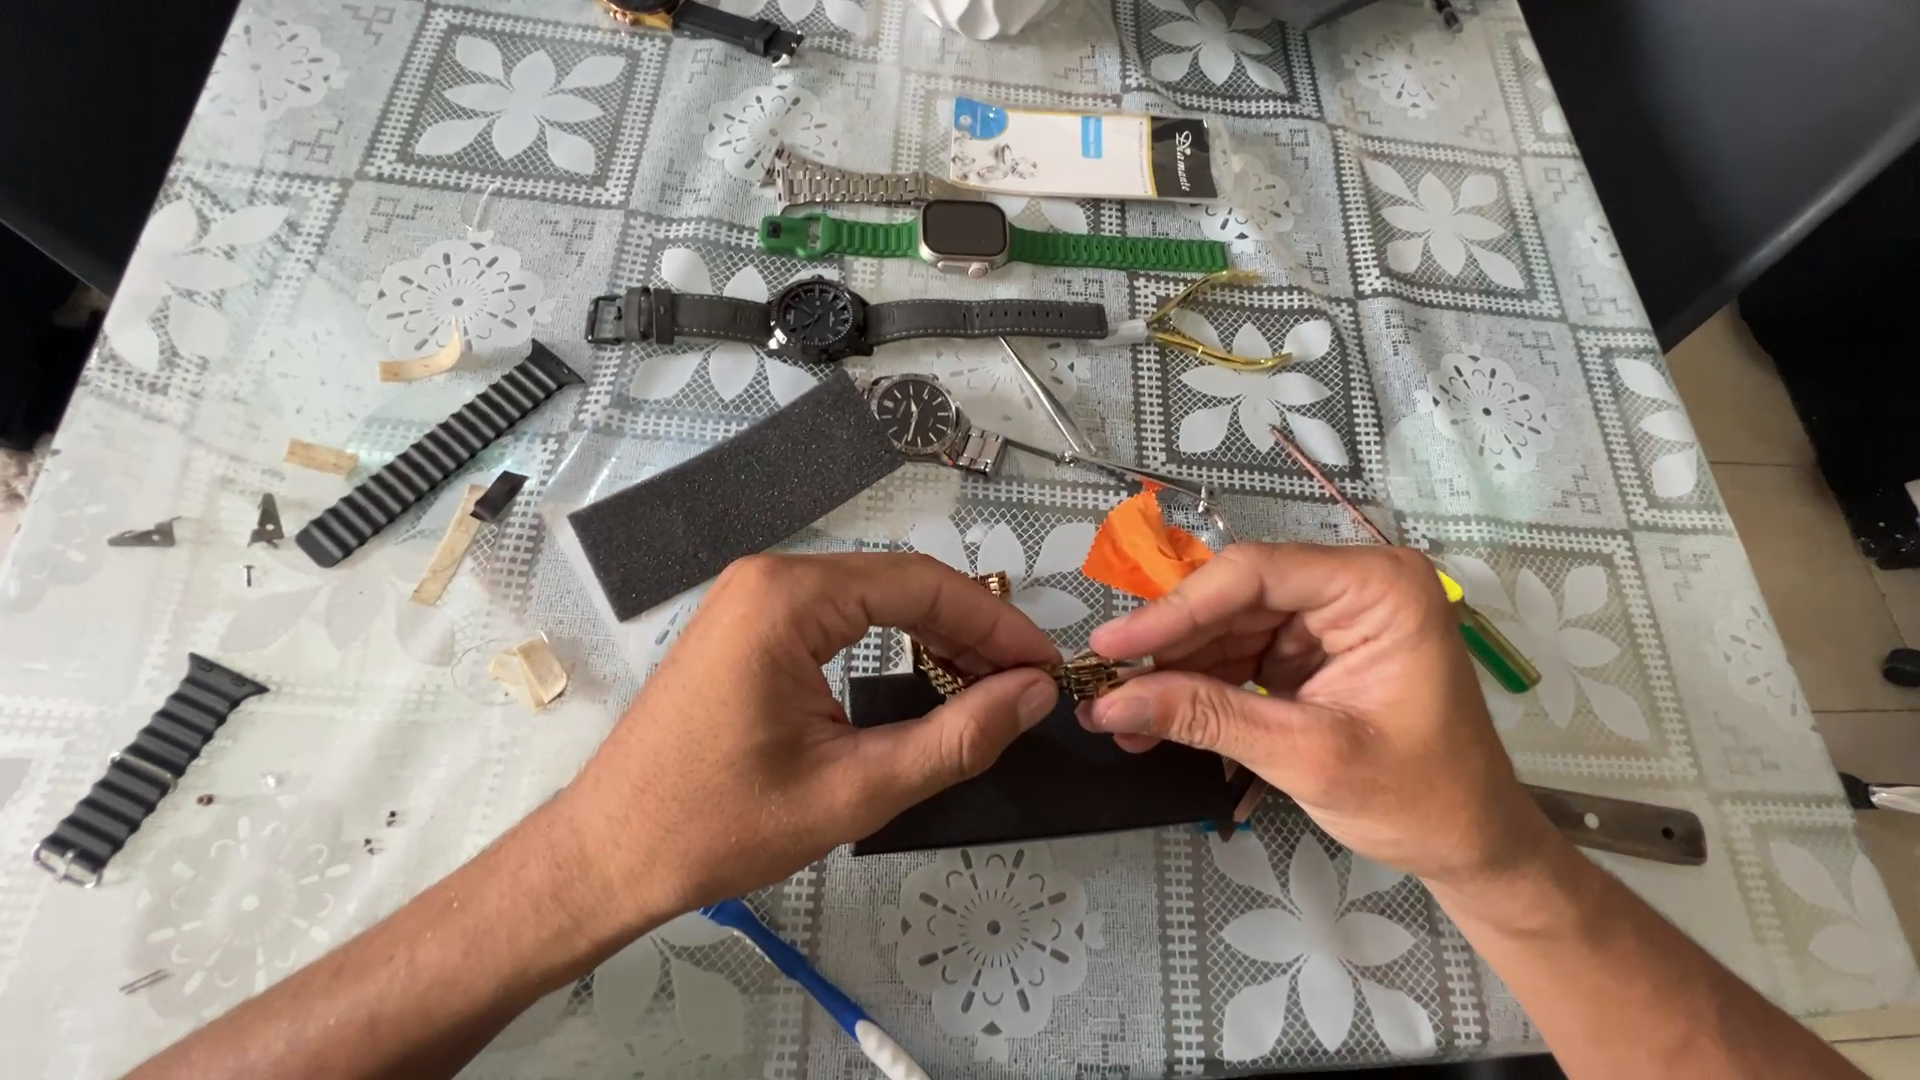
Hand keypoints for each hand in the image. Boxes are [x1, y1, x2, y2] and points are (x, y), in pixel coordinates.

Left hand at [559, 553, 1060, 926]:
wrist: (608, 853)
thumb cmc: (719, 825)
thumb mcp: (855, 790)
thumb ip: (957, 738)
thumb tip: (1033, 694)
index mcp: (789, 597)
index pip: (922, 585)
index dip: (996, 623)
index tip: (1045, 666)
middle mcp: (771, 576)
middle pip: (901, 584)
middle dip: (970, 630)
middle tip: (1024, 683)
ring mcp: (754, 595)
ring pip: (875, 598)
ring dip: (936, 635)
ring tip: (986, 684)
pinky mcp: (749, 623)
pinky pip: (841, 615)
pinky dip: (893, 641)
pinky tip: (926, 675)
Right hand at [1079, 543, 1558, 889]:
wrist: (1471, 847)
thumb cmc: (1418, 799)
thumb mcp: (1307, 756)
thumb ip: (1206, 718)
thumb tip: (1110, 706)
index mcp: (1376, 588)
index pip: (1256, 574)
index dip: (1176, 608)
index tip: (1113, 645)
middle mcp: (1348, 587)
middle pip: (1233, 598)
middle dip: (1168, 645)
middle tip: (1103, 680)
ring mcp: (1325, 618)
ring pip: (1224, 627)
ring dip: (1172, 671)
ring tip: (1117, 711)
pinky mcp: (1305, 651)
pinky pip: (1235, 655)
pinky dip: (1194, 687)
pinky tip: (1151, 716)